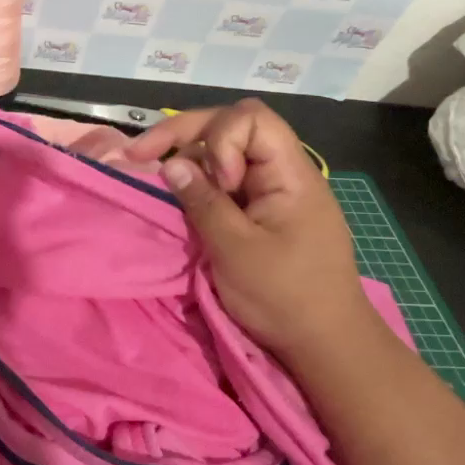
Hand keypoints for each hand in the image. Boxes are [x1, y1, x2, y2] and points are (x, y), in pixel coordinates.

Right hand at [122, 99, 374, 358]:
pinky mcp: (263, 212)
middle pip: (232, 127)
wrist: (326, 345)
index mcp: (290, 175)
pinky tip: (178, 196)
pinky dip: (199, 183)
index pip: (251, 119)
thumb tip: (170, 162)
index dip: (220, 137)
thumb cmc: (285, 298)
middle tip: (139, 155)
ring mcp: (272, 192)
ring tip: (159, 181)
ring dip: (189, 159)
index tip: (216, 183)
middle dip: (185, 135)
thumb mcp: (236, 251)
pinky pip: (227, 181)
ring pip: (225, 152)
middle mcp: (283, 173)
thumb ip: (202, 202)